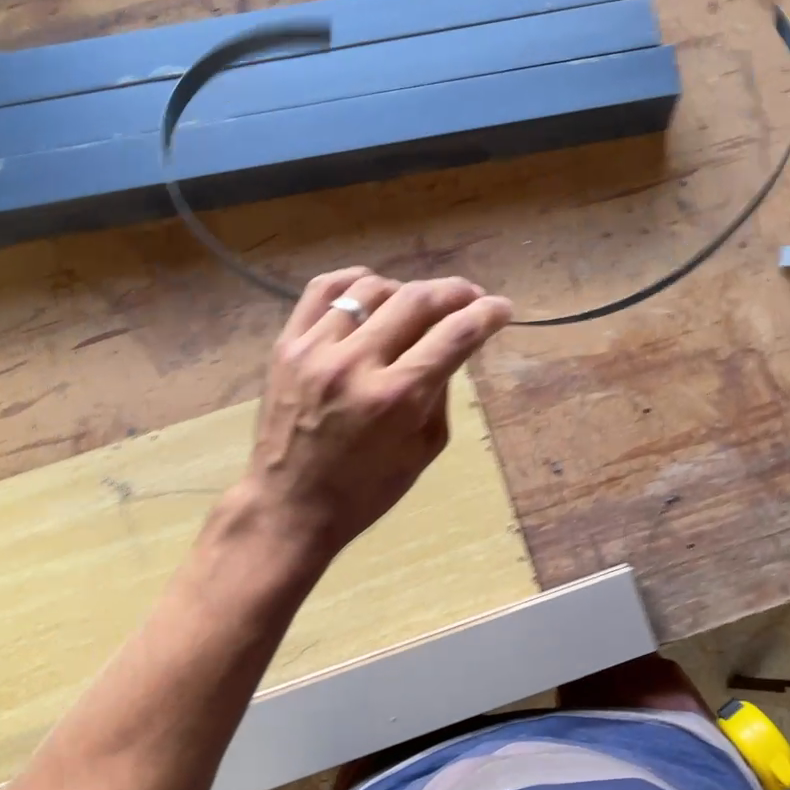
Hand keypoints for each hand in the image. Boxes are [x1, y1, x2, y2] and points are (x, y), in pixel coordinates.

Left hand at [231, 268, 512, 567]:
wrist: (290, 506)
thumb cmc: (367, 490)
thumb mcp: (424, 449)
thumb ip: (441, 392)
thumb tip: (451, 345)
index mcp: (397, 398)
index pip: (454, 335)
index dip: (487, 314)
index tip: (501, 308)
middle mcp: (357, 365)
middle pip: (417, 301)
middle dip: (454, 292)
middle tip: (470, 297)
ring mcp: (316, 350)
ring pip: (373, 289)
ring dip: (407, 290)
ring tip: (418, 305)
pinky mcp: (287, 345)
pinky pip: (324, 290)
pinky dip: (356, 282)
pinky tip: (373, 291)